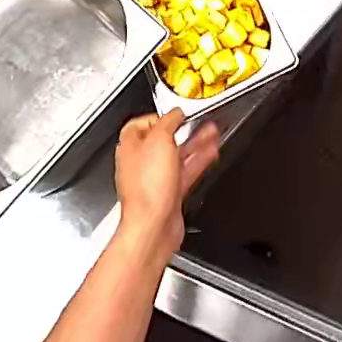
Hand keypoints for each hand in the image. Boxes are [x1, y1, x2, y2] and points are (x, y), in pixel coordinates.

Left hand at [114, 109, 219, 255]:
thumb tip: (174, 114)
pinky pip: (186, 171)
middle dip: (183, 130)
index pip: (142, 123)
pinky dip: (199, 160)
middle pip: (163, 140)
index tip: (176, 114)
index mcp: (130, 146)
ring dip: (195, 143)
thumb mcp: (159, 141)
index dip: (160, 117)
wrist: (152, 227)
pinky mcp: (169, 193)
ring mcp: (155, 179)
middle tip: (198, 122)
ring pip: (178, 155)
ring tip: (212, 133)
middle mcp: (141, 162)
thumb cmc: (147, 188)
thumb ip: (168, 122)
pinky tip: (210, 152)